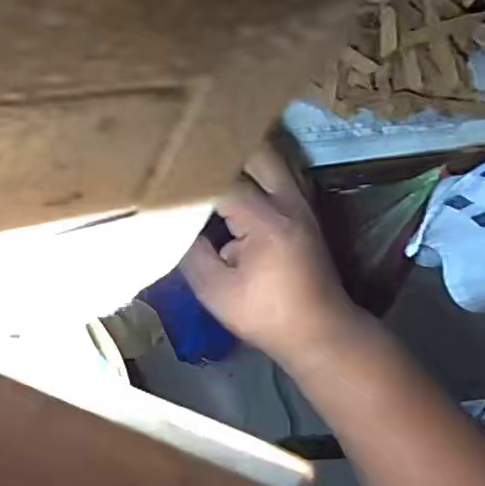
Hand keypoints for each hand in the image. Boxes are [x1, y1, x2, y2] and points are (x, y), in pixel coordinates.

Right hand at [179, 146, 367, 366]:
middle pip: (254, 153)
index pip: (221, 182)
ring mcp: (301, 205)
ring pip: (271, 161)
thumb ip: (191, 253)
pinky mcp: (304, 214)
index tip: (164, 182)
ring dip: (241, 160)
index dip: (190, 180)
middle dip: (220, 154)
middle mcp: (288, 203)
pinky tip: (232, 186)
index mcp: (266, 221)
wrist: (320, 332)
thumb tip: (174, 226)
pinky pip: (278, 178)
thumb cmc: (267, 316)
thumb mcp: (216, 292)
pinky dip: (255, 174)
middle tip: (188, 162)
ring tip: (207, 167)